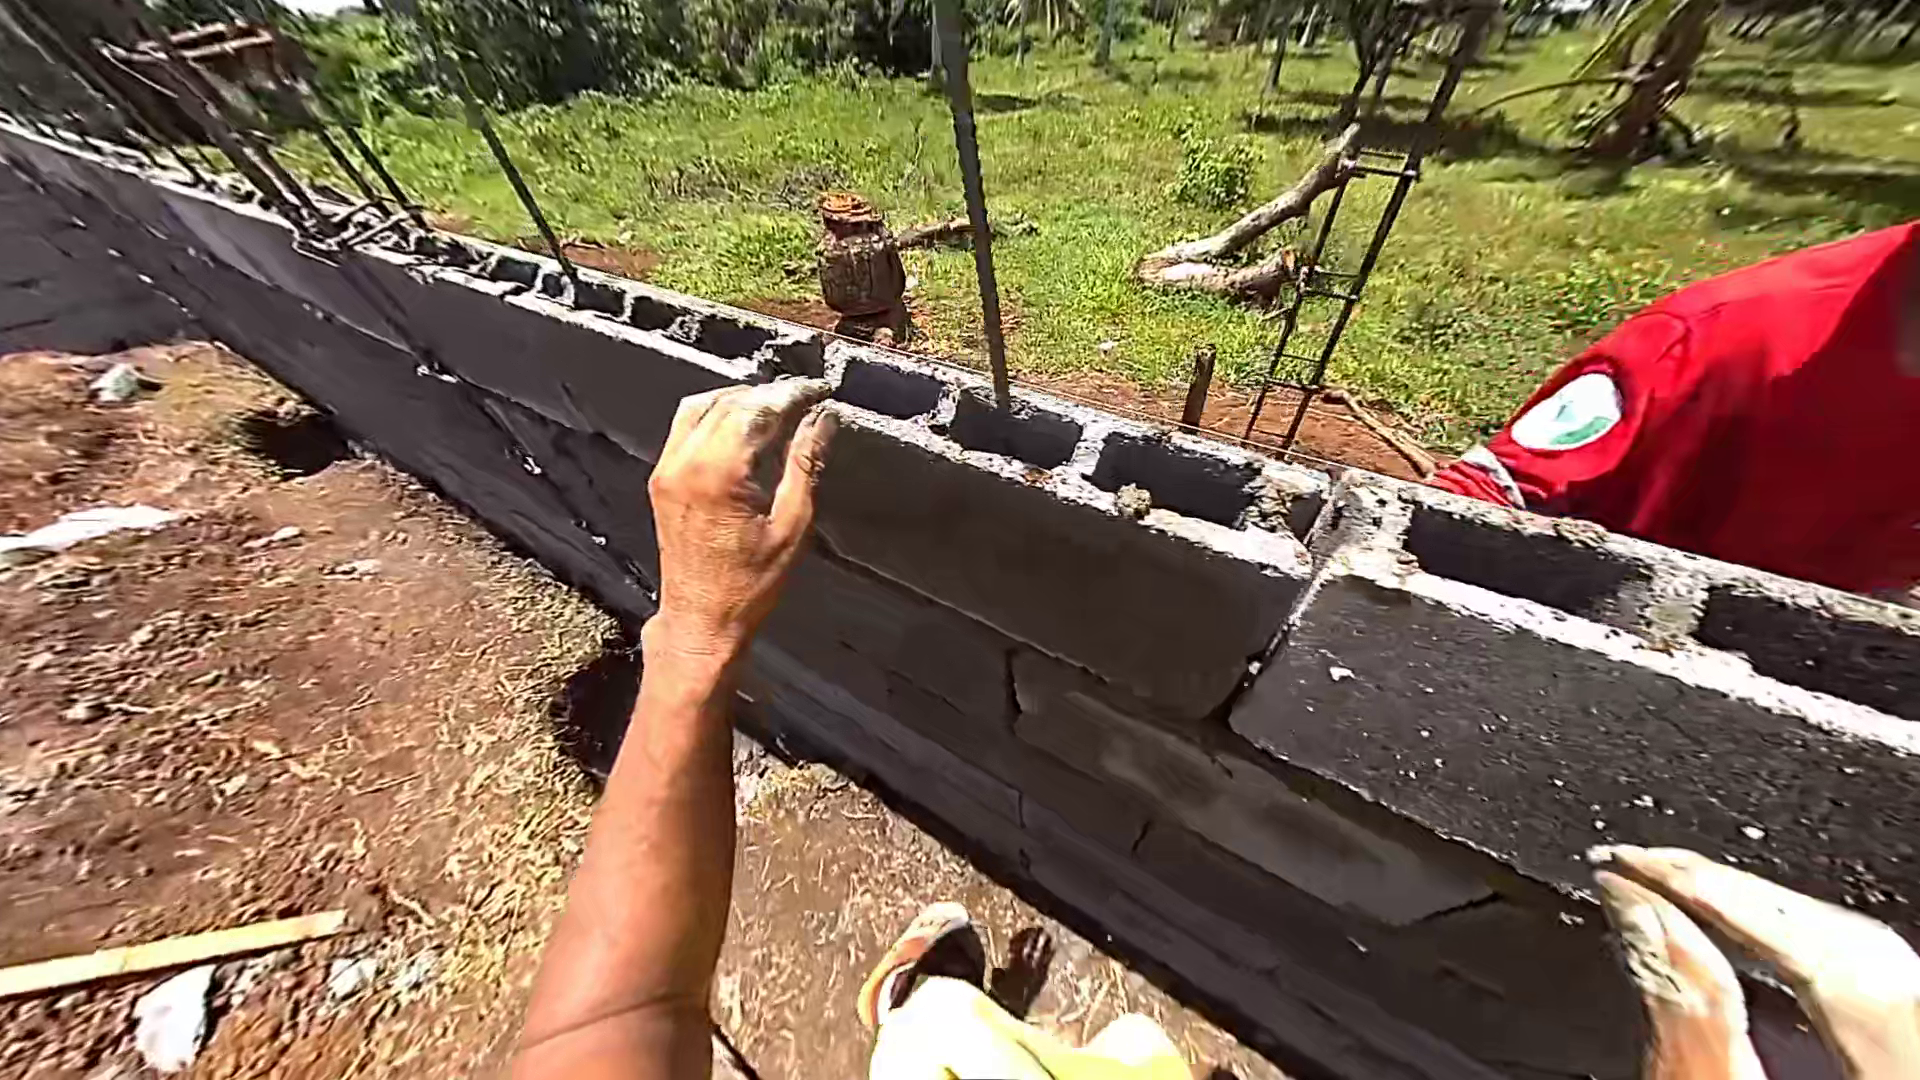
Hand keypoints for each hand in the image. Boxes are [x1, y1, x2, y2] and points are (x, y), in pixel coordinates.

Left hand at [645, 378, 837, 665]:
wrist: (701, 618)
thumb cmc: (749, 584)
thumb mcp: (792, 526)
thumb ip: (806, 466)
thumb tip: (821, 422)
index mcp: (718, 475)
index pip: (758, 410)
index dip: (793, 395)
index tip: (818, 391)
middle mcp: (684, 464)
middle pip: (730, 401)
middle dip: (770, 393)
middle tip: (805, 397)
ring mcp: (667, 469)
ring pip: (702, 405)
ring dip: (741, 398)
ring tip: (778, 405)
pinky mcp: (662, 479)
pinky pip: (685, 426)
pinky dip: (716, 413)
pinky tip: (742, 424)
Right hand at [1591, 845, 1919, 1079]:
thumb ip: (1684, 1007)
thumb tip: (1633, 900)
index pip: (1833, 957)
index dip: (1722, 891)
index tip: (1634, 861)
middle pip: (1864, 953)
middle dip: (1738, 893)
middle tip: (1643, 863)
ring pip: (1882, 965)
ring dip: (1767, 913)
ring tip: (1681, 884)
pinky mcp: (1918, 1070)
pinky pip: (1887, 993)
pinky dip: (1801, 949)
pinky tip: (1744, 933)